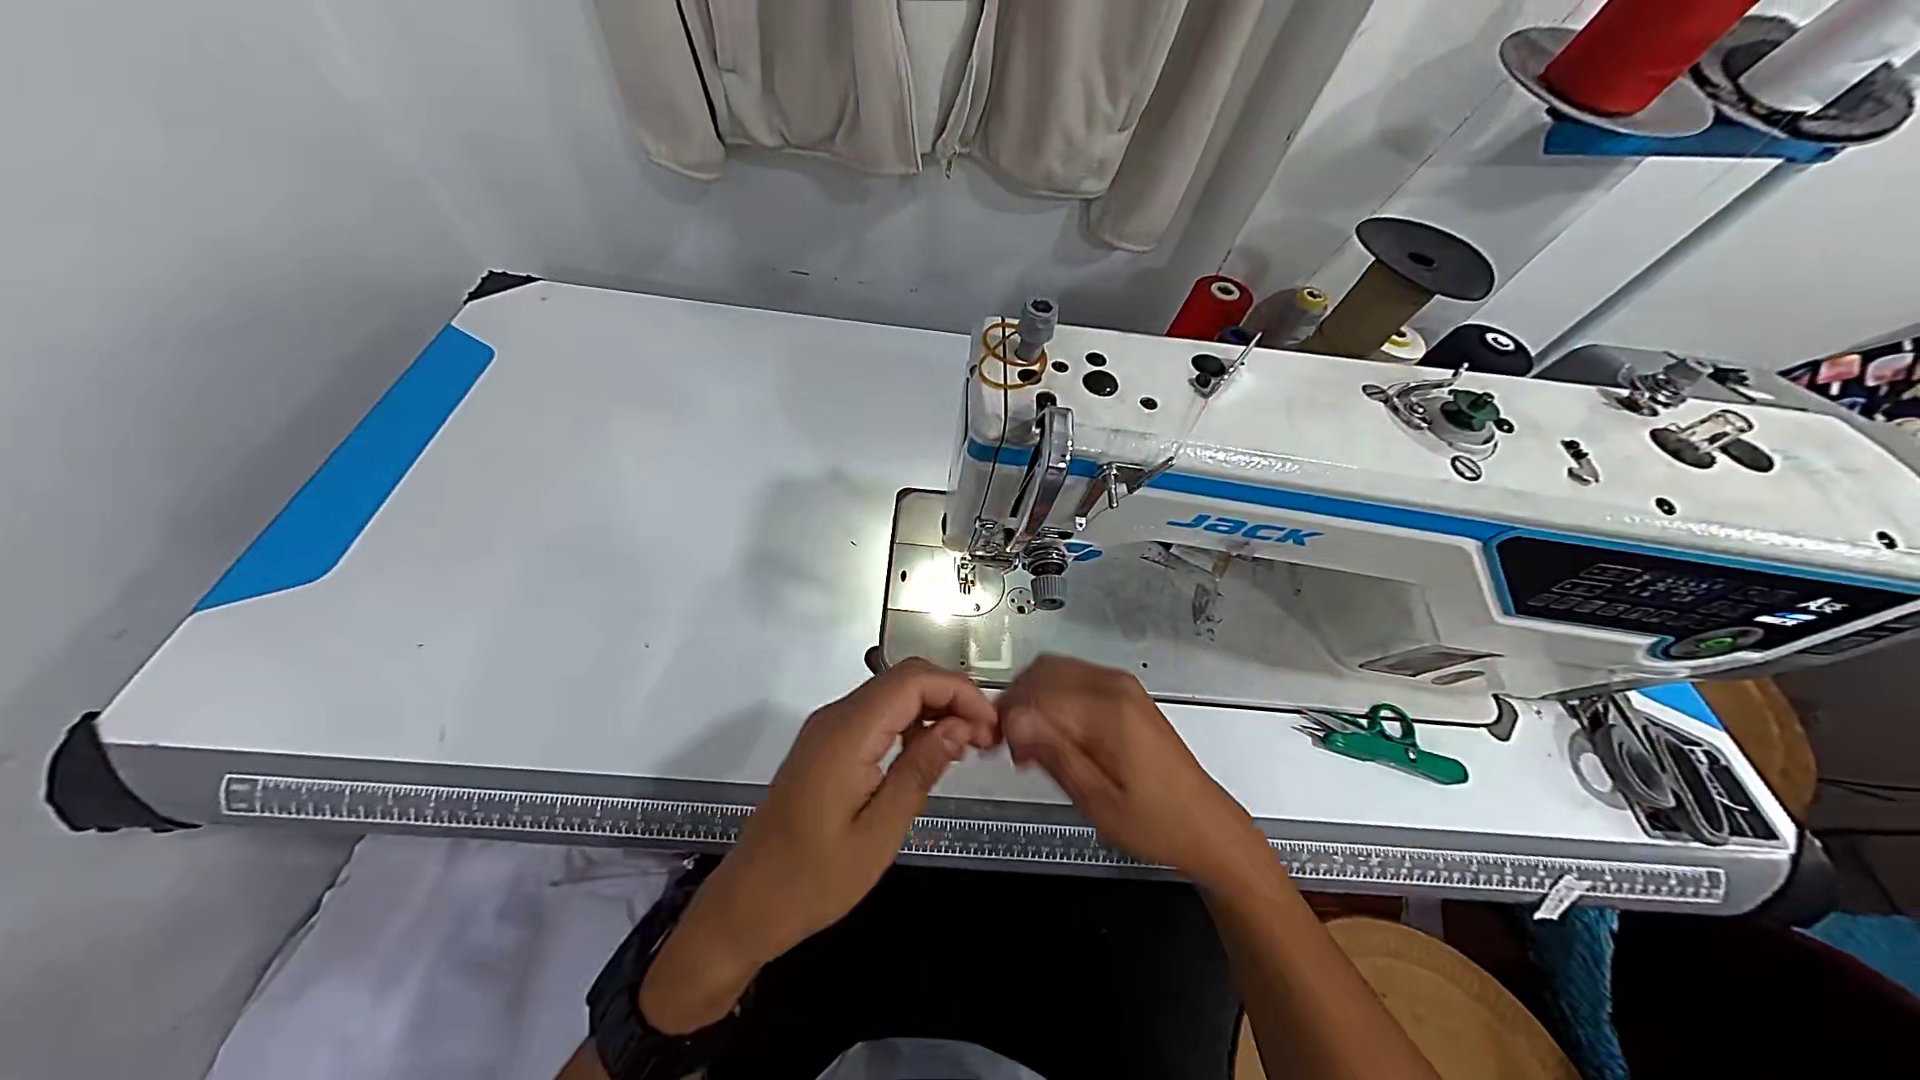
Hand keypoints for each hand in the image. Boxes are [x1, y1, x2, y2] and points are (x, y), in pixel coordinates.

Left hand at [639, 658, 996, 1032]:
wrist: (748, 903)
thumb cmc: (812, 880)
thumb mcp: (879, 833)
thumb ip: (920, 771)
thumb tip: (960, 727)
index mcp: (846, 734)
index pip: (914, 680)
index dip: (960, 692)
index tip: (990, 728)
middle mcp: (834, 717)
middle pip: (904, 678)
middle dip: (952, 696)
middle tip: (985, 738)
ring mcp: (827, 728)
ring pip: (892, 693)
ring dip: (934, 708)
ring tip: (967, 746)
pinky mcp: (826, 743)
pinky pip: (877, 714)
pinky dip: (910, 722)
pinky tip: (929, 752)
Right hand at [999, 655, 1273, 892]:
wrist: (1202, 823)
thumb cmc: (1160, 821)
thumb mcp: (1096, 801)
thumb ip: (1053, 754)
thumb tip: (1015, 722)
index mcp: (1109, 711)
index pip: (1035, 692)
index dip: (1010, 718)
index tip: (1004, 746)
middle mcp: (1116, 687)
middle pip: (1039, 671)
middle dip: (1017, 704)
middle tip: (1012, 744)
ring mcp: (1121, 685)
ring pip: (1052, 669)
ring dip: (1031, 699)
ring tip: (1031, 742)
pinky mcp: (1122, 691)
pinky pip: (1070, 676)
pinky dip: (1050, 697)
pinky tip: (1051, 732)